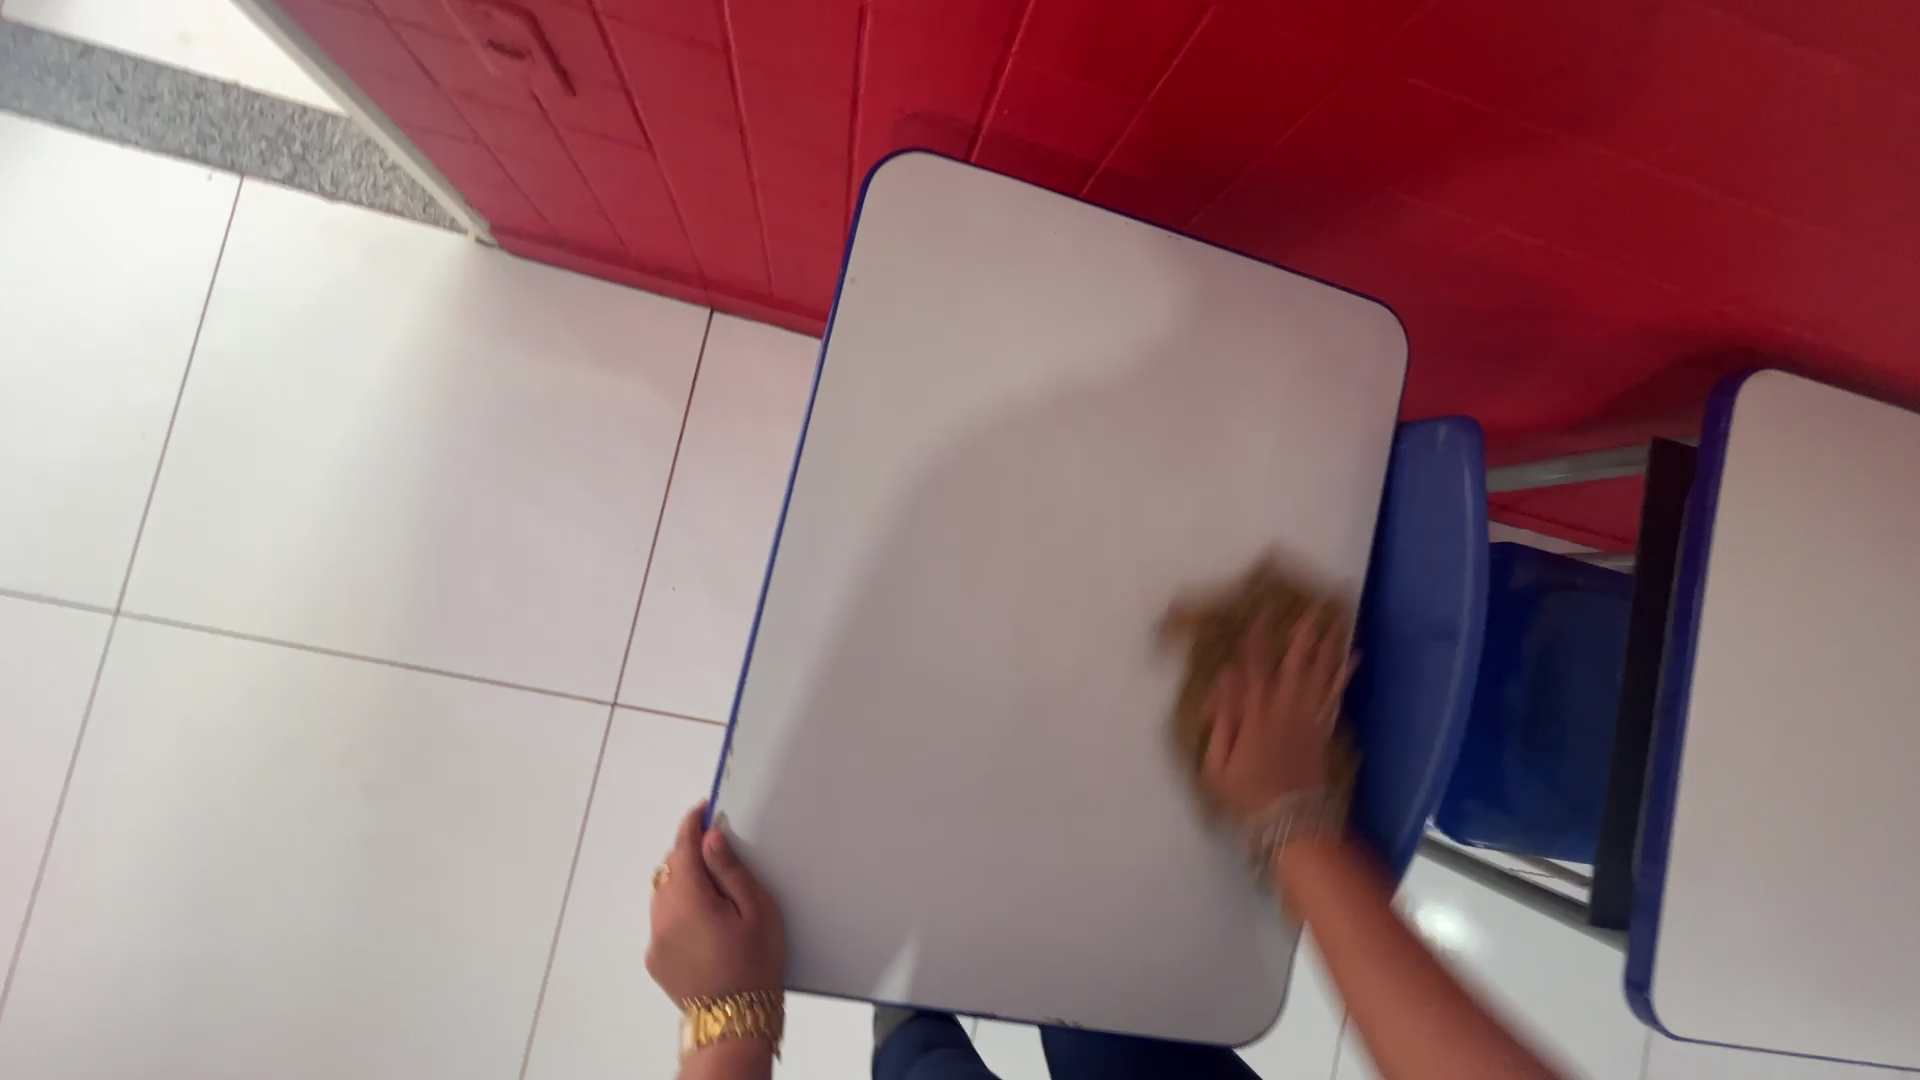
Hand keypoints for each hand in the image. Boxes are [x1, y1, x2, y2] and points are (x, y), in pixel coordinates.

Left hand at [647, 803, 785, 1002]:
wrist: (736, 1022)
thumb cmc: (755, 964)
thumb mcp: (757, 909)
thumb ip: (730, 870)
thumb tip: (710, 838)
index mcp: (690, 903)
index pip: (682, 849)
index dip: (692, 824)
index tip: (703, 809)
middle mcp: (663, 919)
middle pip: (669, 868)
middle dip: (689, 851)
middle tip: (718, 847)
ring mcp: (656, 941)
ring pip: (663, 892)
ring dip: (683, 879)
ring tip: (716, 886)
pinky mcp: (656, 958)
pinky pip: (663, 917)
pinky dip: (679, 905)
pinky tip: (706, 916)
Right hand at [1200, 606, 1353, 825]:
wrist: (1294, 824)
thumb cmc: (1247, 795)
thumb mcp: (1218, 762)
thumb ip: (1223, 718)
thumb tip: (1224, 678)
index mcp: (1256, 715)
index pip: (1255, 668)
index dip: (1257, 639)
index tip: (1261, 612)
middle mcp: (1286, 710)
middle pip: (1297, 664)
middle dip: (1304, 634)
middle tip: (1314, 607)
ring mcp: (1309, 719)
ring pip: (1320, 675)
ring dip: (1328, 646)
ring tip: (1335, 620)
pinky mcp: (1324, 729)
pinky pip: (1335, 695)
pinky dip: (1344, 674)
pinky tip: (1351, 656)